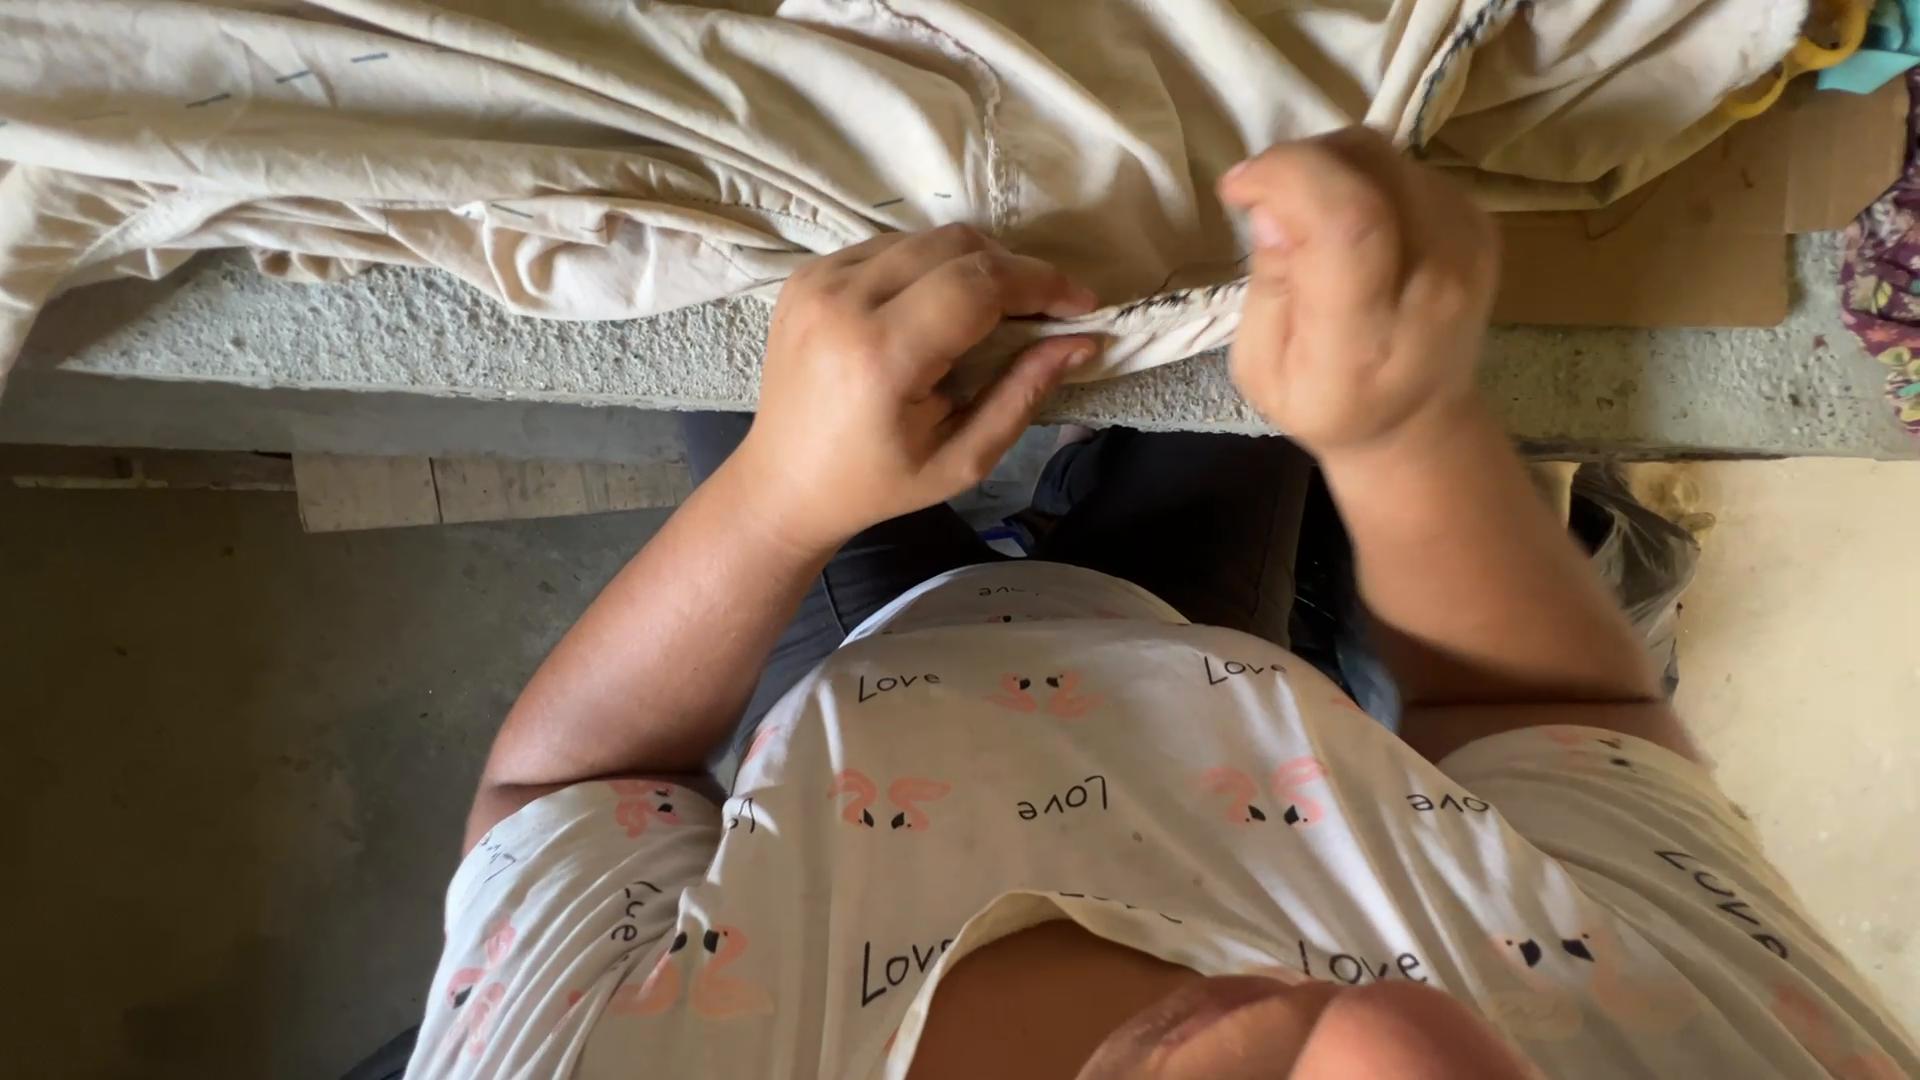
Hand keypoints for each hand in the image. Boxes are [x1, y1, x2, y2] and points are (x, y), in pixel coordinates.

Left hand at [729, 224, 1099, 551]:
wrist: (786, 483)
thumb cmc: (878, 485)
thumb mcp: (961, 459)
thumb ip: (1022, 395)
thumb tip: (1081, 342)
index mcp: (881, 356)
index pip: (979, 285)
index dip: (1040, 285)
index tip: (1080, 304)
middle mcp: (842, 301)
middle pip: (955, 246)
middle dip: (1013, 270)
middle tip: (1041, 311)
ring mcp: (817, 280)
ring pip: (923, 239)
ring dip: (973, 265)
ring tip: (995, 312)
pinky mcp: (806, 275)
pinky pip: (889, 247)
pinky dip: (929, 267)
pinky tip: (939, 308)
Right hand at [1217, 127, 1498, 459]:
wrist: (1414, 421)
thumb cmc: (1323, 405)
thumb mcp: (1261, 371)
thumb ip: (1269, 290)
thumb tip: (1271, 212)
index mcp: (1367, 336)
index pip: (1348, 224)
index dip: (1288, 180)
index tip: (1236, 189)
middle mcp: (1433, 279)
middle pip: (1371, 169)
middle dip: (1298, 162)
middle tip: (1259, 194)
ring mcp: (1467, 244)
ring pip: (1386, 157)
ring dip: (1325, 168)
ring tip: (1296, 211)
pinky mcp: (1478, 221)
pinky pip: (1404, 168)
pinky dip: (1356, 177)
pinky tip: (1337, 218)